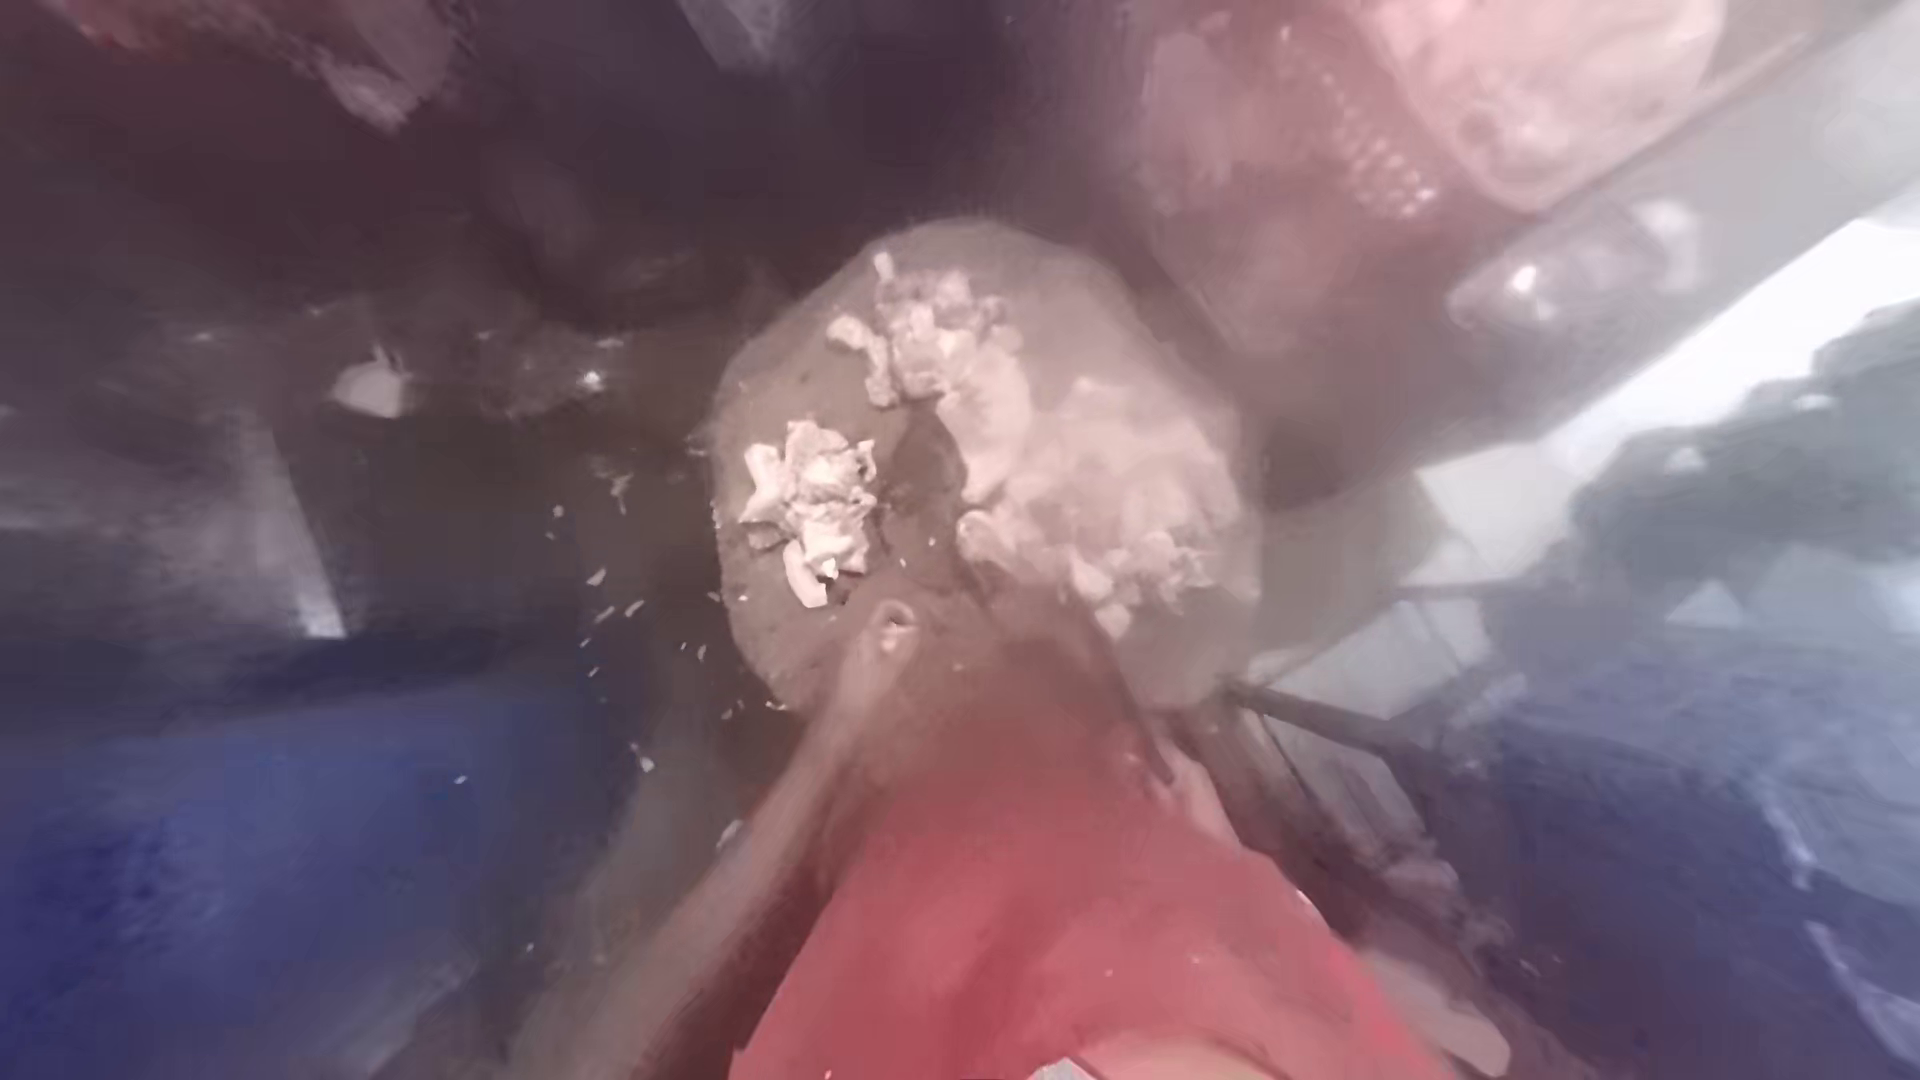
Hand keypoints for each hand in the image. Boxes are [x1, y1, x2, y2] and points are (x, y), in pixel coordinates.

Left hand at [818, 596, 921, 754]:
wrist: (841, 722)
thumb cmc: (869, 693)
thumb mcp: (894, 669)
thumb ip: (904, 645)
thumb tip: (914, 627)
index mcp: (867, 634)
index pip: (885, 607)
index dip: (902, 610)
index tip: (916, 625)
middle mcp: (855, 638)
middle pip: (879, 622)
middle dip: (899, 628)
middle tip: (915, 644)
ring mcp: (849, 653)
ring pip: (874, 637)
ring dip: (891, 643)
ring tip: (906, 660)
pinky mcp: (847, 667)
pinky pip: (869, 651)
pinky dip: (882, 655)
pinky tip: (890, 674)